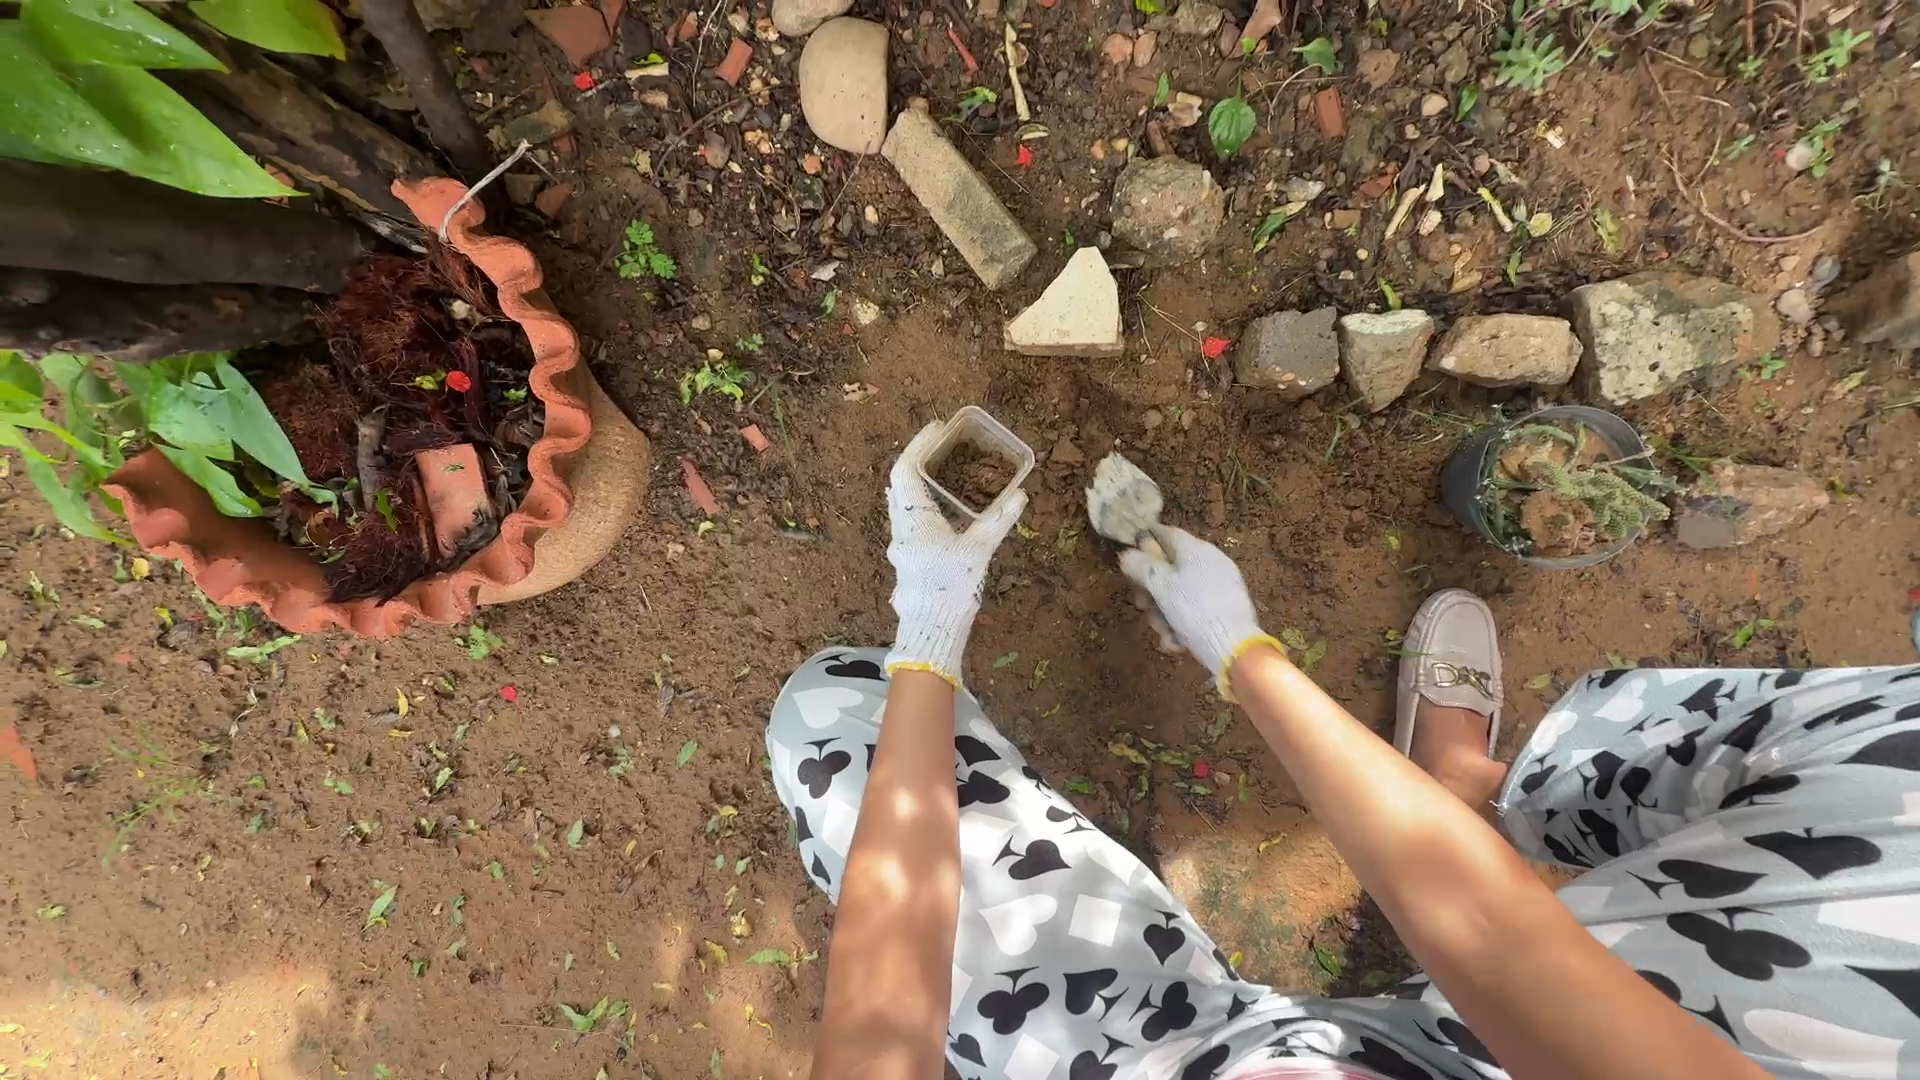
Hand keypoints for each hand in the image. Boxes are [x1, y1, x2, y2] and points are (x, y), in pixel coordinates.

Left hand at [885, 423, 1027, 684]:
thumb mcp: (979, 550)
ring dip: (919, 482)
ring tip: (943, 471)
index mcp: (914, 518)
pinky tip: (942, 508)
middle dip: (918, 460)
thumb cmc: (951, 587)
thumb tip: (1020, 495)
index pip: (906, 469)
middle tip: (941, 446)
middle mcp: (901, 528)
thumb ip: (999, 519)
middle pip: (900, 483)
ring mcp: (901, 544)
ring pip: (903, 502)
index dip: (918, 445)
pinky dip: (923, 503)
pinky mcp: (908, 558)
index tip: (936, 428)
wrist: (931, 631)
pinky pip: (909, 518)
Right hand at [1119, 526, 1276, 699]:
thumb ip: (1141, 567)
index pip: (1166, 534)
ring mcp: (1218, 589)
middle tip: (1142, 606)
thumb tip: (1126, 555)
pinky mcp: (1223, 611)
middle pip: (1169, 570)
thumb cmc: (1194, 609)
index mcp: (1197, 550)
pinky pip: (1193, 612)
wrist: (1233, 646)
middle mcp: (1210, 564)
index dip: (1145, 543)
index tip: (1130, 559)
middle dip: (1151, 591)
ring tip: (1164, 632)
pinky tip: (1177, 641)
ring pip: (1178, 596)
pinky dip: (1181, 626)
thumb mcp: (1161, 585)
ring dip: (1164, 615)